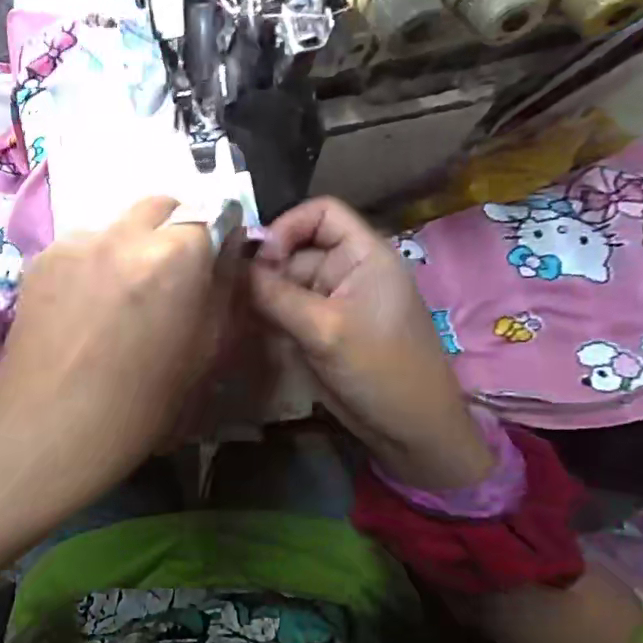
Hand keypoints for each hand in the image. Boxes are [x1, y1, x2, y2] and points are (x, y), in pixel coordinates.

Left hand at [0, 196, 227, 520]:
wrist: (49, 426)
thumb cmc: (140, 404)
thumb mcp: (203, 352)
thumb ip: (220, 290)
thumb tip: (226, 253)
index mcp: (176, 256)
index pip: (210, 215)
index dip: (212, 239)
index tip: (208, 264)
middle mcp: (125, 234)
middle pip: (161, 206)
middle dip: (173, 229)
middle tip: (168, 275)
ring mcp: (77, 242)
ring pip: (117, 225)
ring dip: (129, 246)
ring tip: (118, 296)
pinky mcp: (42, 258)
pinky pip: (81, 246)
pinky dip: (92, 263)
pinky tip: (83, 307)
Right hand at [249, 197, 493, 490]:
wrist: (409, 430)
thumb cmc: (380, 370)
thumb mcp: (325, 329)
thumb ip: (276, 295)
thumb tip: (233, 267)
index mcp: (364, 255)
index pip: (321, 213)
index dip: (287, 225)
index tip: (261, 258)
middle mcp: (347, 270)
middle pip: (296, 249)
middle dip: (266, 266)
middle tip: (235, 291)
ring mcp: (332, 301)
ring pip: (286, 281)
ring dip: (261, 292)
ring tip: (234, 308)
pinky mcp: (320, 329)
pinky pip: (287, 309)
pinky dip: (267, 313)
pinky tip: (245, 323)